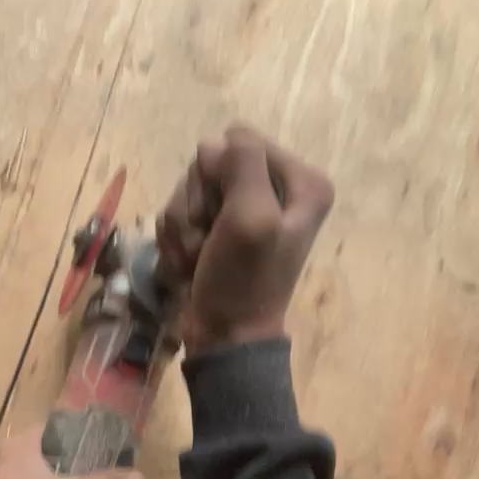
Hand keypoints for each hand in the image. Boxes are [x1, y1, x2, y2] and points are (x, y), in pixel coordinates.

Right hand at [156, 124, 334, 354]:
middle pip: (211, 166)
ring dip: (183, 228)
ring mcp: (241, 214)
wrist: (225, 337)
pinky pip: (179, 217)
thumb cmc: (244, 282)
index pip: (241, 141)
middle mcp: (275, 192)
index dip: (219, 174)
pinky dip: (176, 242)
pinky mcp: (215, 233)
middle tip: (205, 241)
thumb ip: (241, 164)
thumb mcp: (252, 216)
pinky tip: (188, 265)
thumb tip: (216, 143)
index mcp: (302, 183)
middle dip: (196, 205)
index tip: (221, 213)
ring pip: (189, 192)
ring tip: (195, 259)